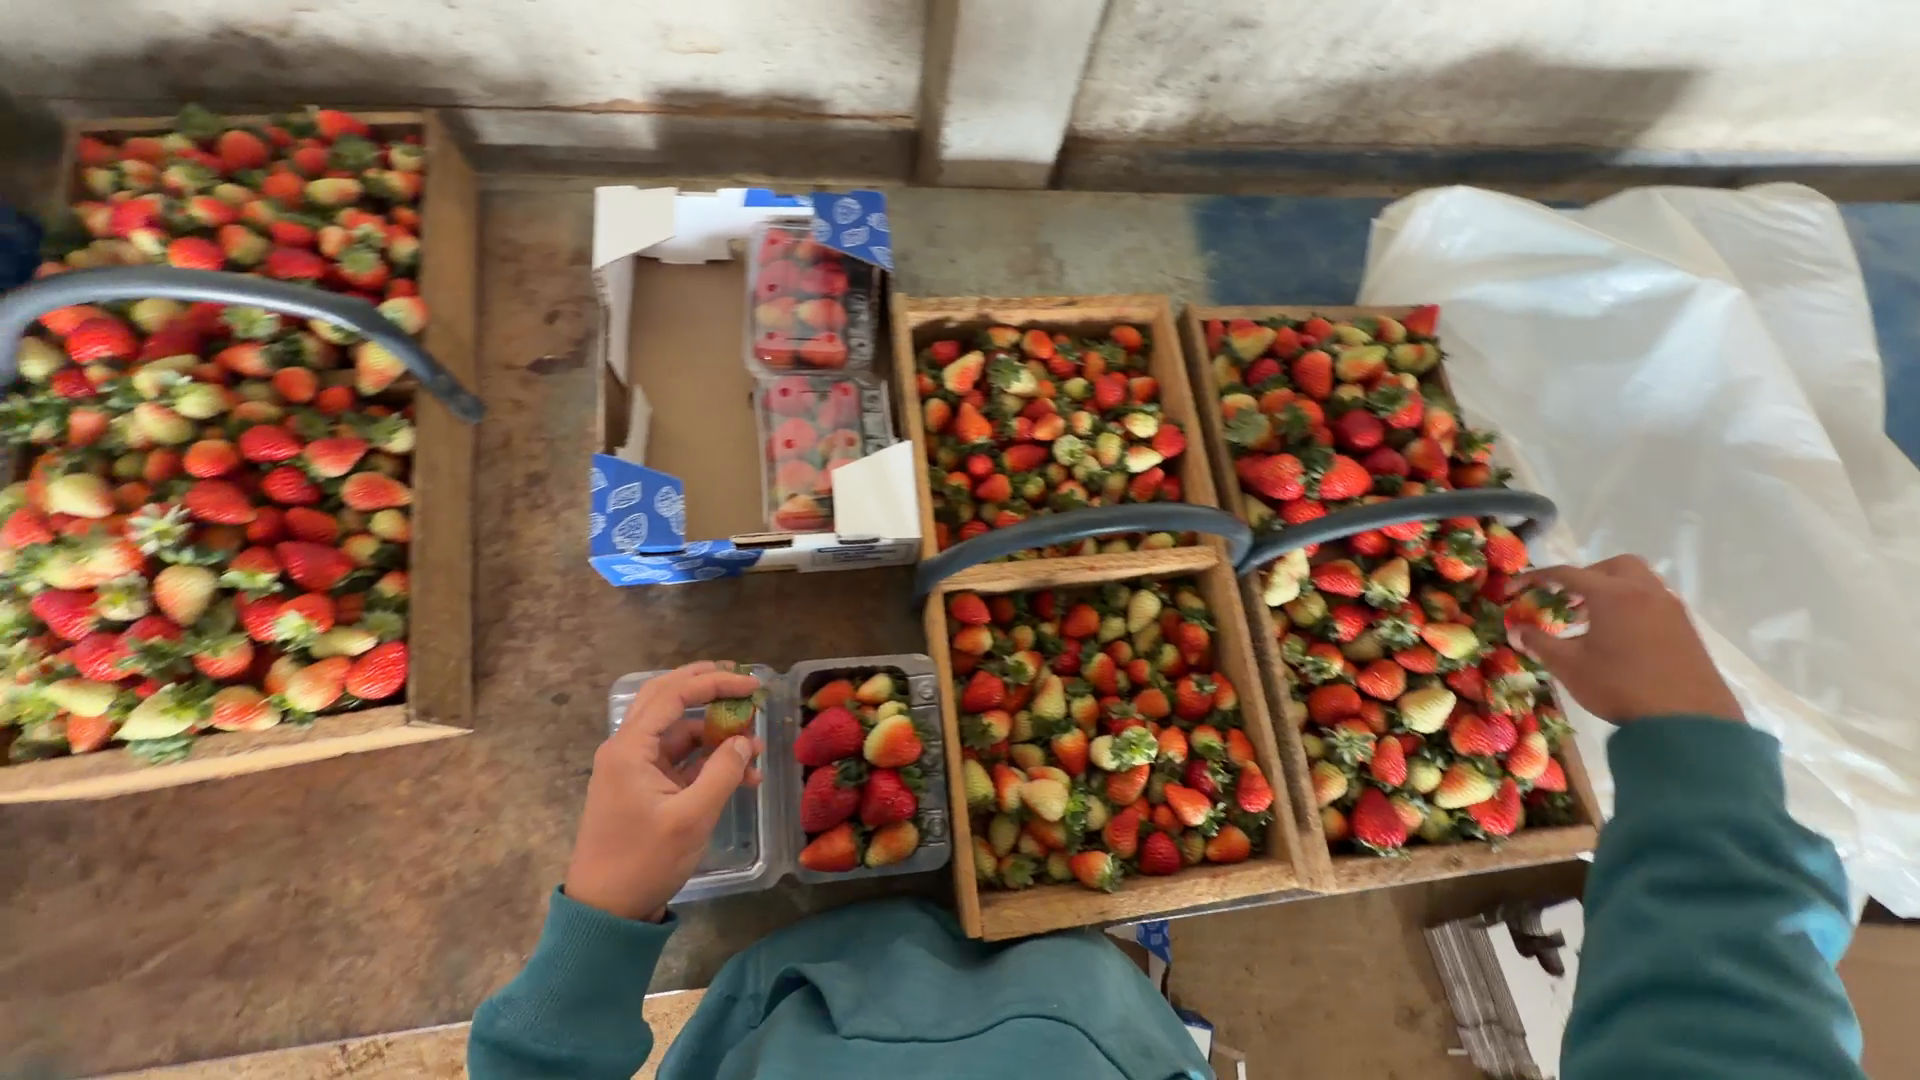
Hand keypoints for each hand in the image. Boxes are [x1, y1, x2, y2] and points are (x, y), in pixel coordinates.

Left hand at [565, 662, 763, 921]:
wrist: (605, 913)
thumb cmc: (643, 862)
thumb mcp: (692, 817)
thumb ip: (723, 772)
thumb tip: (745, 743)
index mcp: (629, 749)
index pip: (673, 694)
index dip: (714, 683)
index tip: (752, 686)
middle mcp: (628, 749)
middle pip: (667, 699)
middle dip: (706, 686)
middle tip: (743, 682)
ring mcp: (635, 769)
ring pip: (678, 730)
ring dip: (714, 731)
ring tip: (754, 744)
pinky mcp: (645, 788)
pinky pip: (681, 759)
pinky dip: (709, 759)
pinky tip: (742, 774)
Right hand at [1510, 555, 1744, 725]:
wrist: (1687, 722)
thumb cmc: (1619, 686)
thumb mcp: (1567, 665)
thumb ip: (1538, 642)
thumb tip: (1516, 631)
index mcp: (1613, 595)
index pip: (1566, 573)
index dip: (1535, 578)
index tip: (1514, 590)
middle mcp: (1645, 593)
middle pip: (1613, 566)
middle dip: (1586, 576)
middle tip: (1567, 599)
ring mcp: (1672, 610)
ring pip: (1640, 582)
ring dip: (1612, 591)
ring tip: (1592, 620)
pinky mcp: (1687, 629)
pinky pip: (1654, 603)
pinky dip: (1632, 607)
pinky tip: (1619, 636)